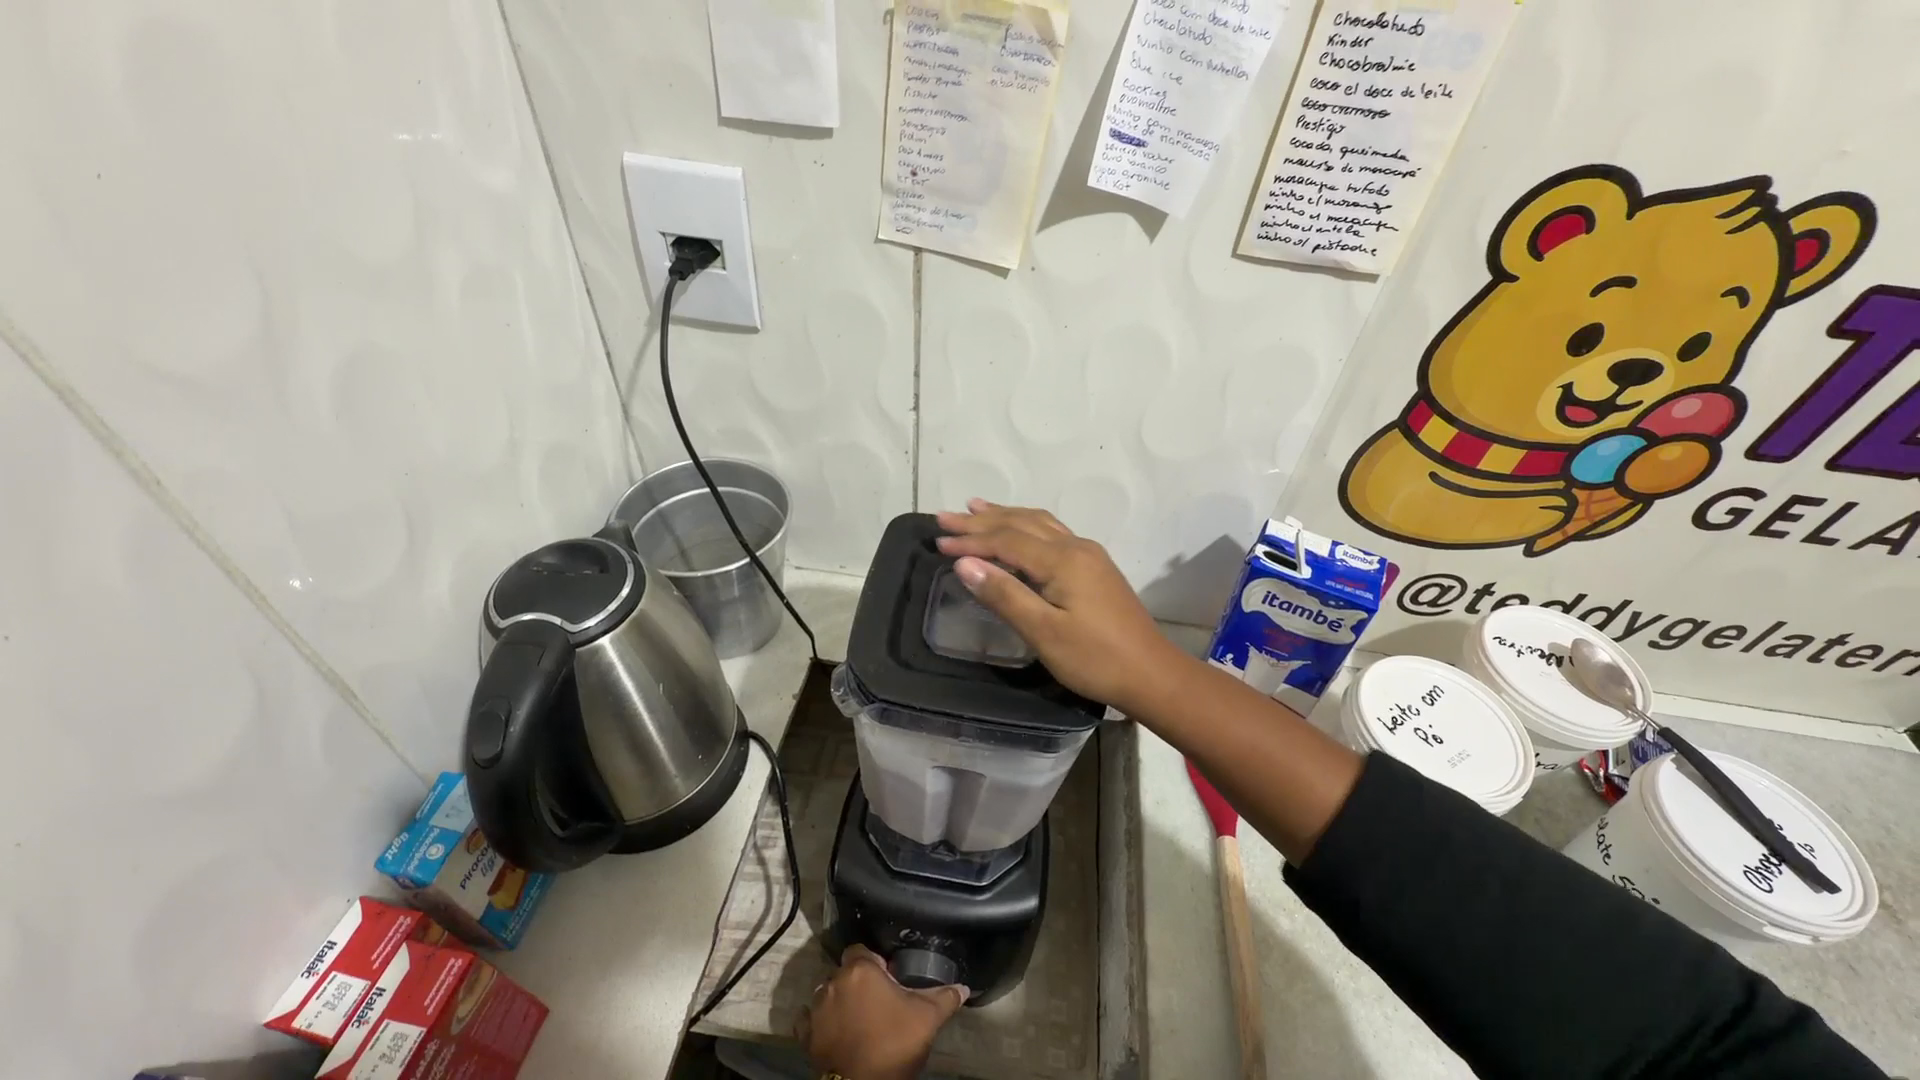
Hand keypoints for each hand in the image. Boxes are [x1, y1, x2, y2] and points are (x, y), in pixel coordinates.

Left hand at [797, 945, 966, 1079]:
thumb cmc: (894, 1044)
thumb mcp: (927, 1019)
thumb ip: (944, 997)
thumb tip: (963, 987)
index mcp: (860, 971)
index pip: (861, 951)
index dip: (875, 962)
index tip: (889, 978)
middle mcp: (832, 983)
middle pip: (845, 972)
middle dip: (859, 981)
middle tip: (878, 1001)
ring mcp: (816, 1010)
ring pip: (827, 994)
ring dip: (840, 1000)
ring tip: (859, 1018)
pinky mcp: (806, 1035)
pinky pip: (809, 1019)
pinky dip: (819, 1021)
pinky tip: (833, 1029)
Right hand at [934, 499, 1187, 713]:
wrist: (1151, 674)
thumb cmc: (1095, 659)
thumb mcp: (1044, 633)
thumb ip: (1005, 595)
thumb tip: (965, 564)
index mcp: (1062, 560)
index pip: (1006, 540)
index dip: (970, 541)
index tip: (937, 542)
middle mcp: (1076, 547)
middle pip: (1021, 524)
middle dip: (981, 520)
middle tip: (944, 517)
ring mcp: (1089, 555)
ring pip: (1039, 523)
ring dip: (1004, 515)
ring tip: (975, 508)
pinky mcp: (1094, 568)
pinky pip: (1051, 533)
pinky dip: (1025, 525)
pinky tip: (1018, 529)